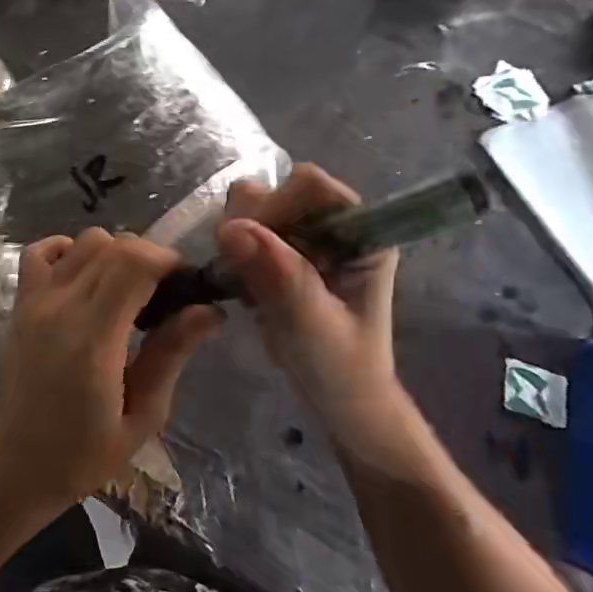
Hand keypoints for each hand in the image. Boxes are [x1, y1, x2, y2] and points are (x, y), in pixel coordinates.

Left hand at [0, 229, 221, 514]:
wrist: (15, 469)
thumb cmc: (83, 454)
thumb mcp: (143, 416)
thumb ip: (172, 353)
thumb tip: (210, 309)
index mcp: (93, 339)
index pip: (135, 262)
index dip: (169, 261)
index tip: (187, 286)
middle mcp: (61, 308)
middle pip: (115, 245)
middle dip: (151, 257)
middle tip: (166, 294)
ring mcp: (35, 302)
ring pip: (86, 241)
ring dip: (117, 253)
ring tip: (131, 291)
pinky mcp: (21, 304)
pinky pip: (43, 251)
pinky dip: (71, 251)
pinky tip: (89, 280)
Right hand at [216, 165, 400, 428]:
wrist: (343, 405)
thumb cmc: (343, 370)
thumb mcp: (314, 326)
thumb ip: (280, 277)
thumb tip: (231, 229)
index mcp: (361, 234)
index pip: (312, 186)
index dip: (276, 204)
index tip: (250, 243)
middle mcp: (335, 227)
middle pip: (280, 191)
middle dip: (252, 222)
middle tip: (242, 269)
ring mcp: (308, 240)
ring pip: (258, 209)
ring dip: (241, 239)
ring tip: (245, 283)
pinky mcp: (285, 256)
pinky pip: (248, 235)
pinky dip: (237, 256)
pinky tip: (245, 290)